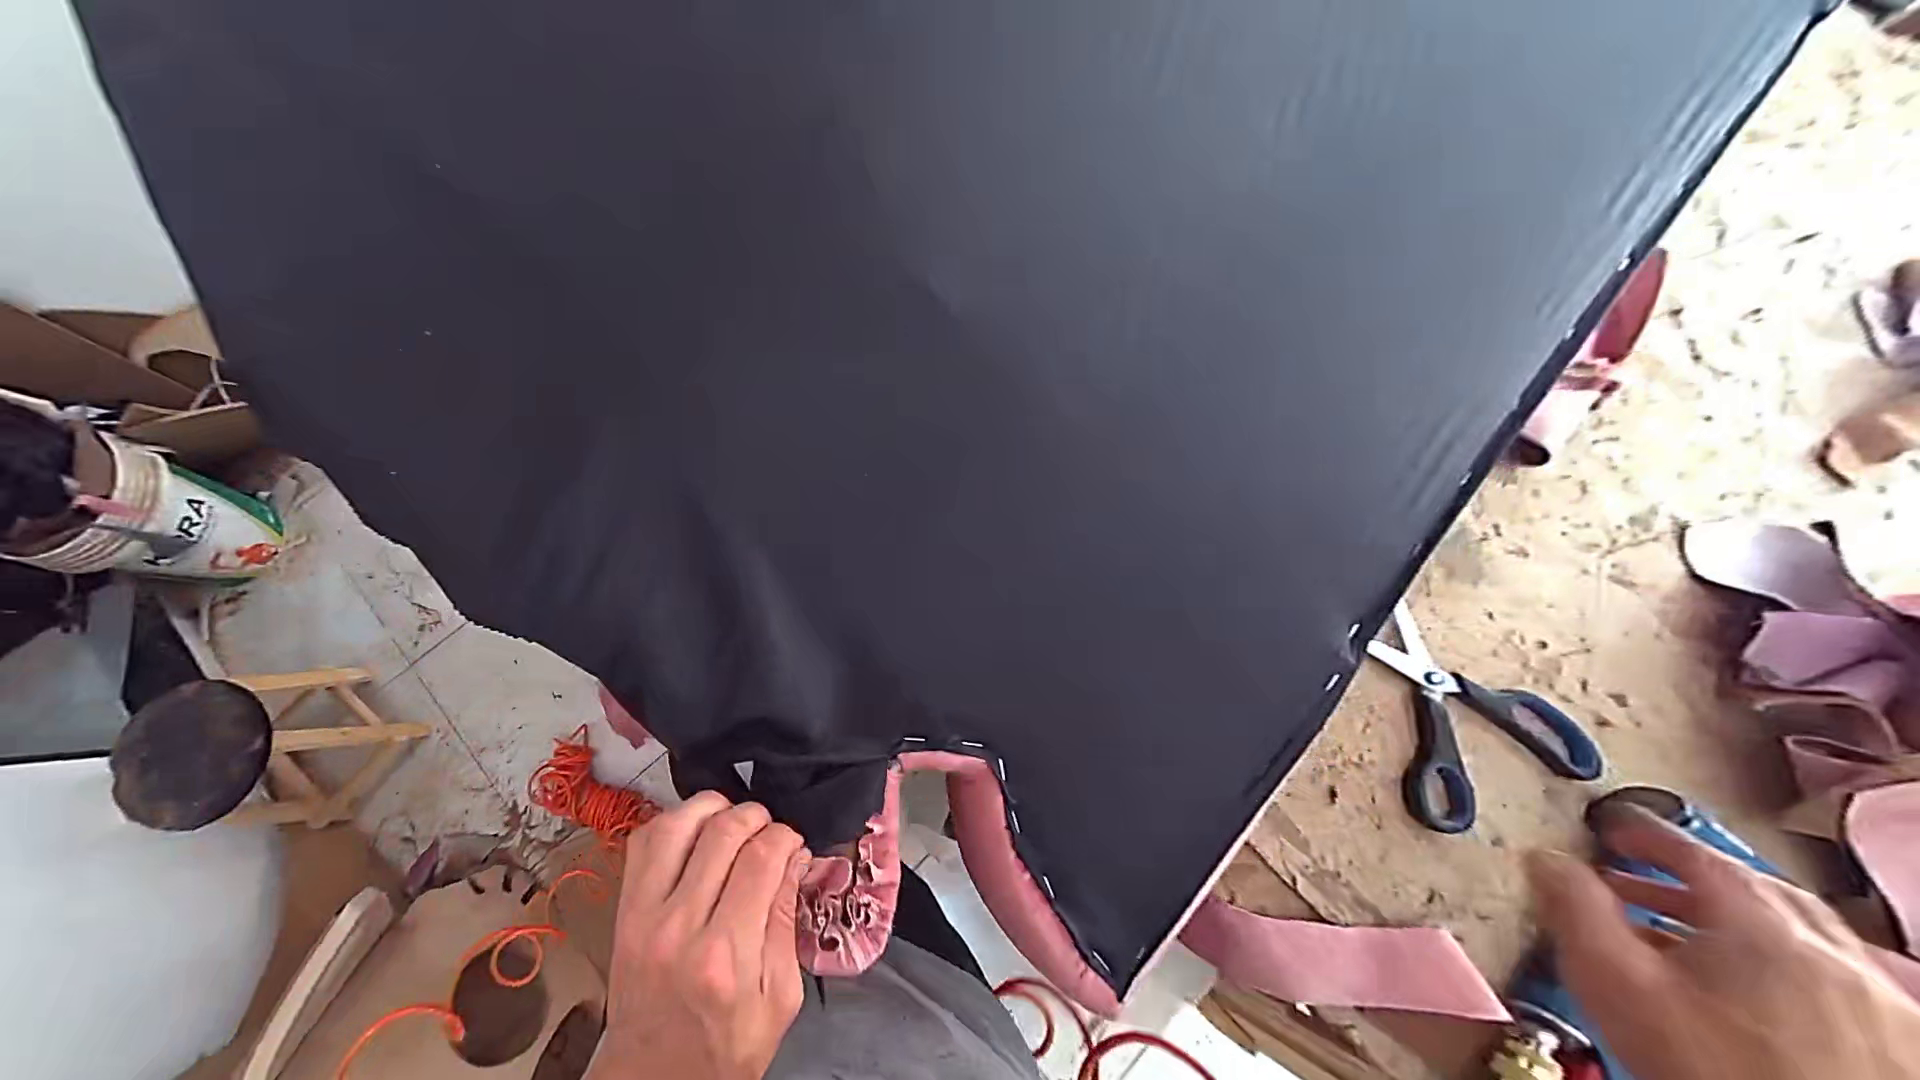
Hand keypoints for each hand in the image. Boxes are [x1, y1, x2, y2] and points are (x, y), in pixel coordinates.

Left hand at [587, 791, 810, 1079]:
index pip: (762, 857)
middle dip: (758, 817)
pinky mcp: (623, 912)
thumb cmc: (724, 1050)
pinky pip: (643, 843)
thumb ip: (786, 921)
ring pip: (676, 824)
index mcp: (725, 954)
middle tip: (769, 835)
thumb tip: (795, 857)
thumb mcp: (779, 998)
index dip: (787, 836)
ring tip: (733, 826)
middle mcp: (678, 927)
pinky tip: (697, 835)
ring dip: (713, 810)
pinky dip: (674, 824)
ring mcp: (642, 916)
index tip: (794, 845)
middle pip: (723, 830)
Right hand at [1526, 806, 1919, 1079]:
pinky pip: (1834, 978)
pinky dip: (1780, 961)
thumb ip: (1574, 907)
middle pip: (1756, 889)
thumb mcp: (1615, 979)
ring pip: (1800, 934)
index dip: (1644, 833)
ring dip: (1732, 919)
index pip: (1696, 853)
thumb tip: (1546, 859)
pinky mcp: (1894, 1046)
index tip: (1610, 829)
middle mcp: (1833, 955)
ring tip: (1676, 932)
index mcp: (1764, 927)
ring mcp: (1879, 1005)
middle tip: (1635, 876)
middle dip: (1686, 875)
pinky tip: (1751, 985)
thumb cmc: (1710, 1068)